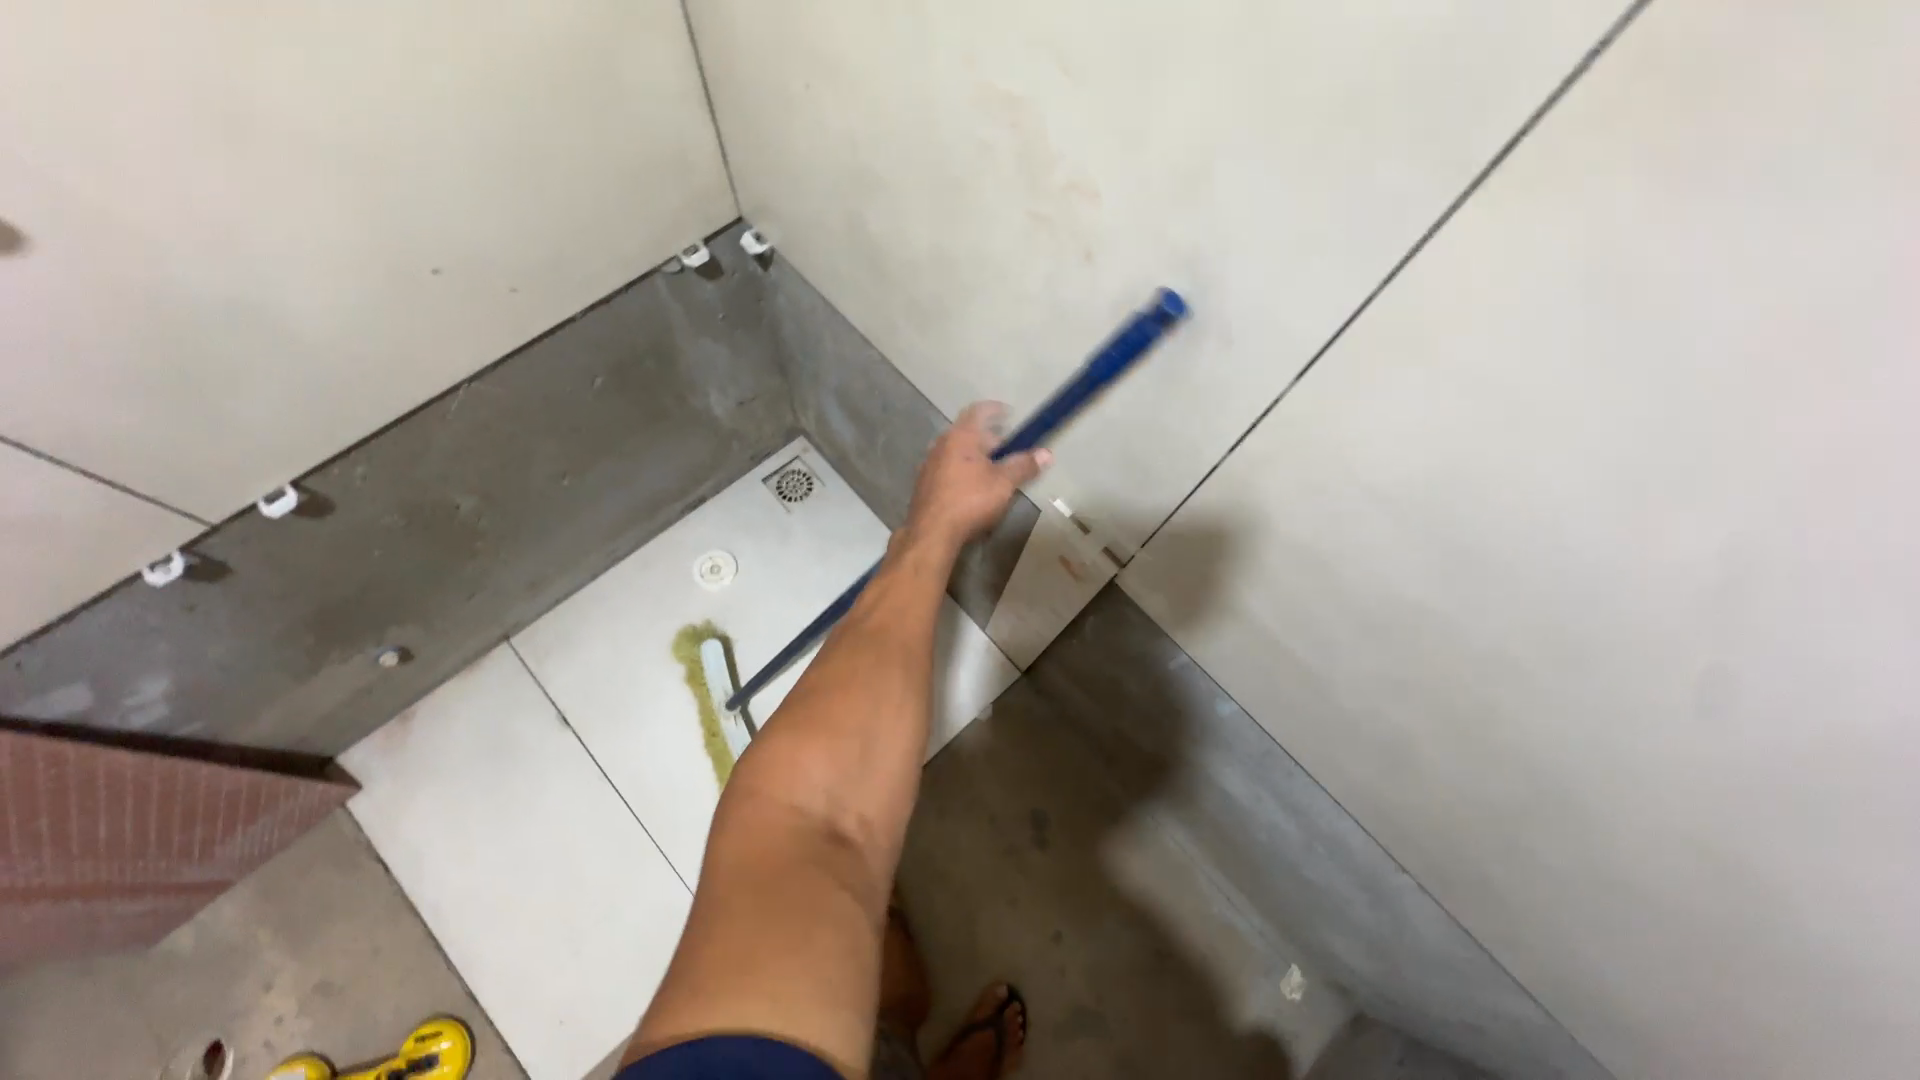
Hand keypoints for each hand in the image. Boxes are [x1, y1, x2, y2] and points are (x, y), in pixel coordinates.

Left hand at [903, 402, 1050, 553]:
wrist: (931, 532)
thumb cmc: (970, 501)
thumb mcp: (1003, 483)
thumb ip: (1024, 466)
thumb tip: (1046, 453)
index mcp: (960, 437)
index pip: (977, 411)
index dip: (995, 409)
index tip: (1010, 414)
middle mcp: (941, 444)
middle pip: (967, 432)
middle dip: (989, 438)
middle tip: (1008, 448)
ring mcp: (929, 464)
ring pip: (956, 451)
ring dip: (975, 455)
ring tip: (992, 469)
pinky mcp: (924, 484)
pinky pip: (947, 468)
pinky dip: (962, 469)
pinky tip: (972, 486)